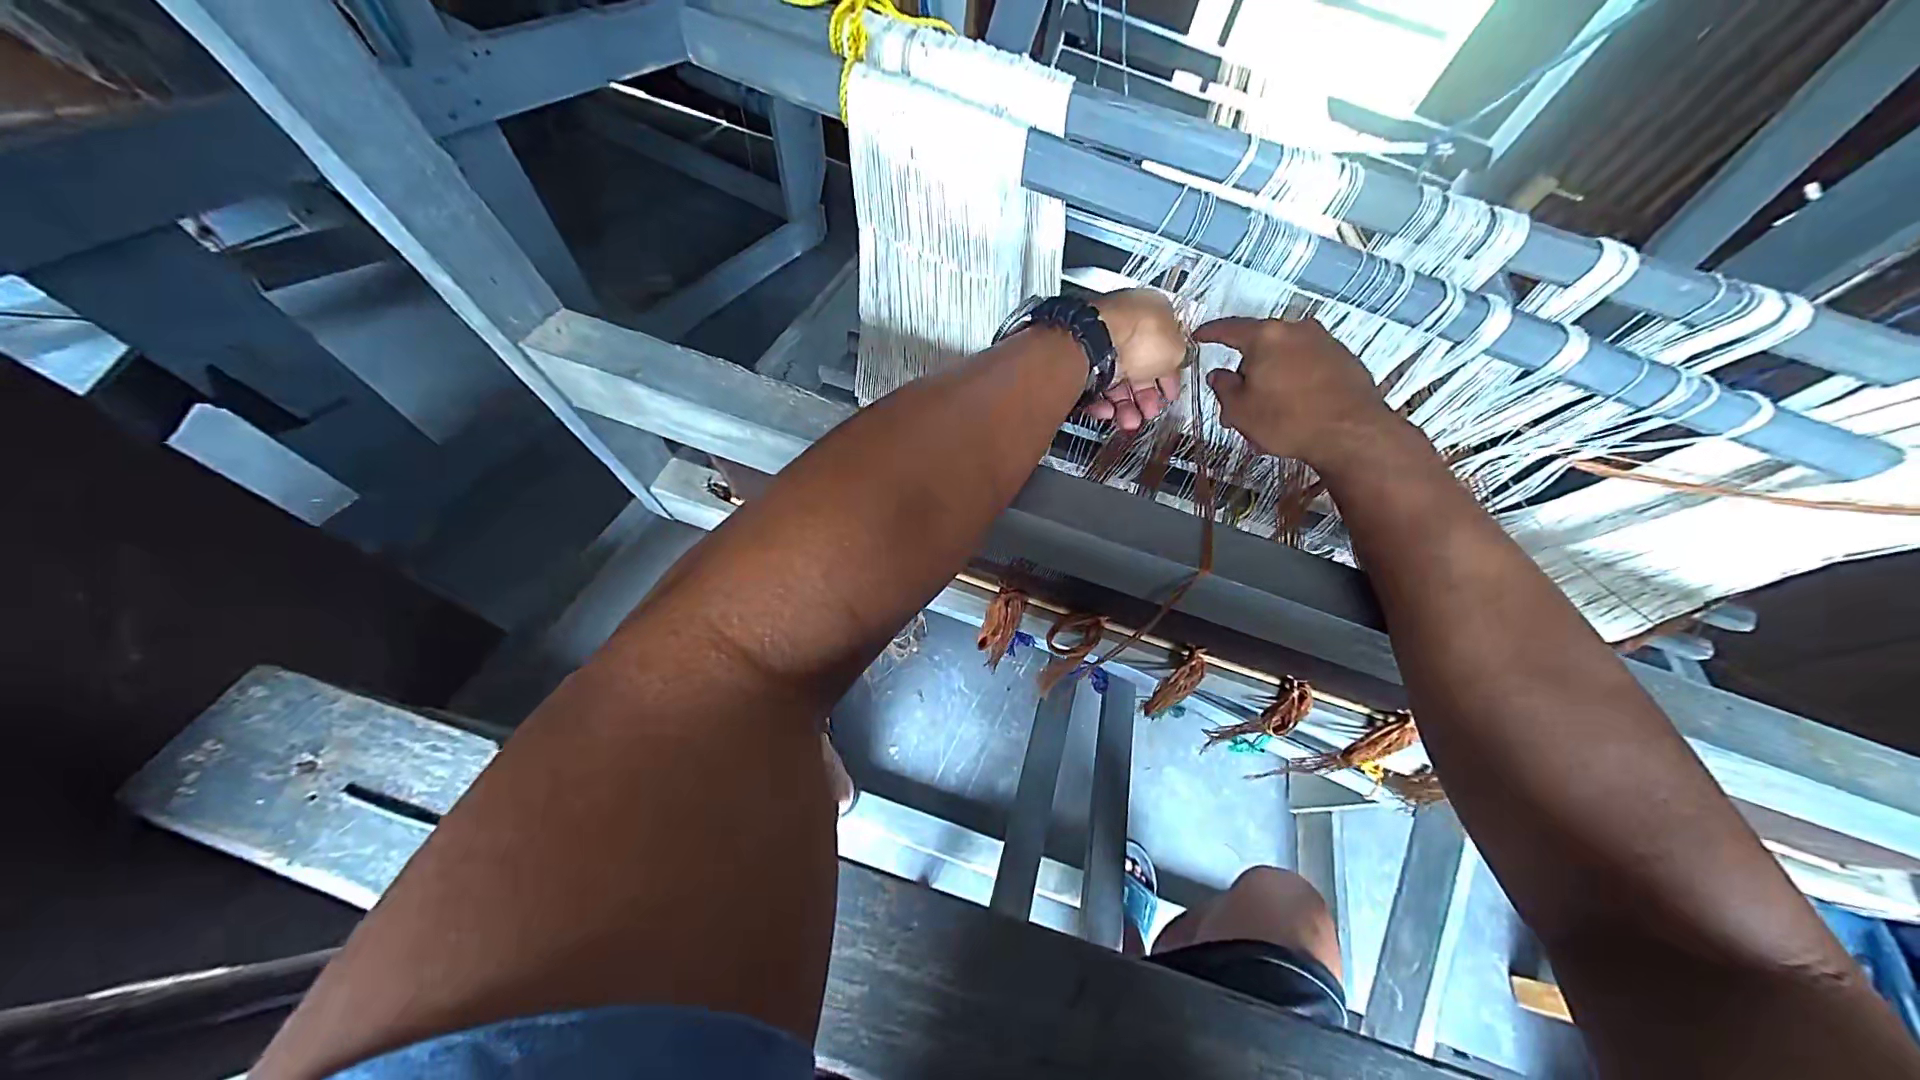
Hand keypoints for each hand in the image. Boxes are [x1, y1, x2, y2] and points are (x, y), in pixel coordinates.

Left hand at [1086, 287, 1185, 431]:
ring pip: (1114, 381)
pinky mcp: (1079, 362)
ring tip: (1130, 420)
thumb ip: (1179, 358)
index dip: (1169, 373)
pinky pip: (1092, 388)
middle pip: (1137, 368)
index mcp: (1150, 313)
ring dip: (1125, 406)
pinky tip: (1109, 412)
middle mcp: (1123, 326)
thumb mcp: (1176, 349)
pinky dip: (1101, 404)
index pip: (1164, 347)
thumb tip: (1178, 363)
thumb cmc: (1136, 335)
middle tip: (1150, 410)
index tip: (1170, 392)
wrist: (1096, 342)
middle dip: (1146, 396)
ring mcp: (1099, 343)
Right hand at [1195, 316, 1405, 470]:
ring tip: (1265, 413)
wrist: (1352, 433)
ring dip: (1271, 379)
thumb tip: (1220, 376)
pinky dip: (1294, 382)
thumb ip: (1224, 388)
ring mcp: (1324, 343)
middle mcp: (1297, 331)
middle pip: (1260, 345)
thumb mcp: (1240, 410)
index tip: (1201, 335)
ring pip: (1284, 357)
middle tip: (1236, 400)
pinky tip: (1292, 409)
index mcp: (1266, 337)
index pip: (1229, 329)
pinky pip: (1307, 366)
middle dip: (1246, 371)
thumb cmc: (1291, 421)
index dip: (1210, 334)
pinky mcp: (1344, 360)